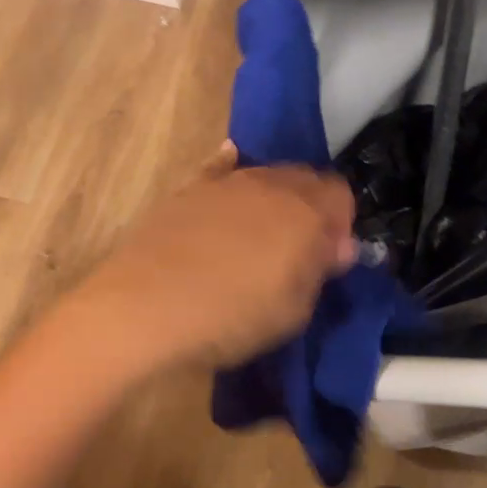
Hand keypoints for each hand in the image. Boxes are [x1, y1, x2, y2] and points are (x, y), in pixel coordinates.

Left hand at [67, 157, 356, 372]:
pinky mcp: (189, 190)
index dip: (342, 224)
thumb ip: (320, 272)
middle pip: (306, 179)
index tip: (331, 258)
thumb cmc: (232, 317)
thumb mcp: (294, 312)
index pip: (341, 195)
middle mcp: (270, 185)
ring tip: (261, 239)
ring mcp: (226, 183)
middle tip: (302, 250)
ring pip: (266, 177)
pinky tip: (230, 186)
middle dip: (312, 208)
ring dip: (274, 201)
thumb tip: (337, 247)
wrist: (144, 308)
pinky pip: (222, 170)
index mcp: (305, 212)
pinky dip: (232, 174)